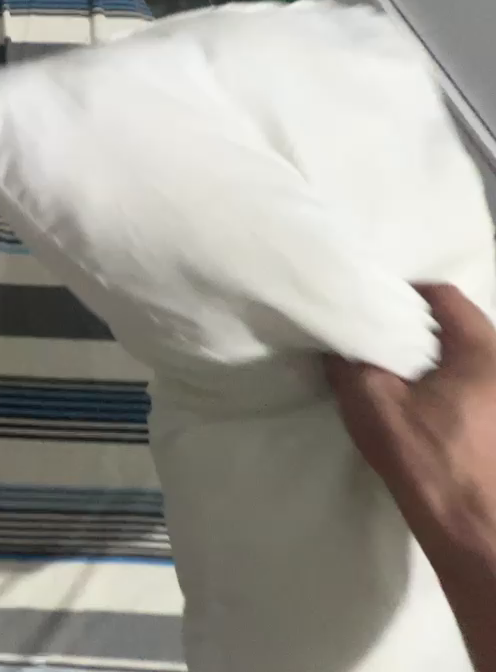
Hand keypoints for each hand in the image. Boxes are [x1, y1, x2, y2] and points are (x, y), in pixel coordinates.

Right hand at [325, 282, 495, 574]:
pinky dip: (447, 379)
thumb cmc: (424, 453)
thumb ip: (350, 357)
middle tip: (371, 335)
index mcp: (483, 355)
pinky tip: (419, 398)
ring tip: (393, 368)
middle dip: (416, 326)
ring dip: (433, 356)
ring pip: (470, 357)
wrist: (476, 523)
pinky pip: (476, 382)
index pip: (447, 298)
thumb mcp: (367, 395)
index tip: (366, 304)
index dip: (402, 293)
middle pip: (462, 326)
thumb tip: (337, 337)